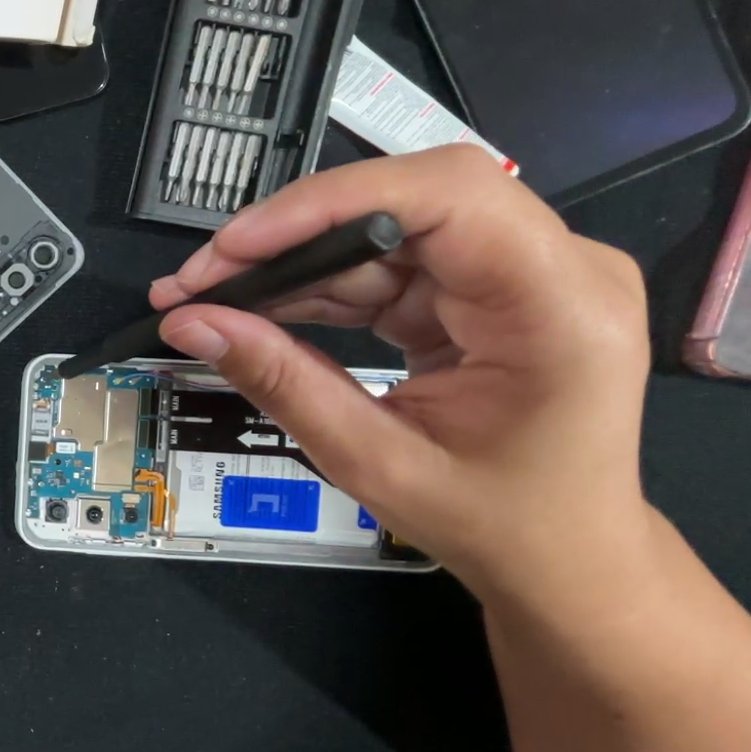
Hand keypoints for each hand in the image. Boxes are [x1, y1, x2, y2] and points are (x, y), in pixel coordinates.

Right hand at [149, 146, 653, 591]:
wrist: (560, 553)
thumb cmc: (490, 519)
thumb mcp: (371, 460)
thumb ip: (281, 383)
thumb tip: (190, 324)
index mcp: (557, 307)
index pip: (446, 198)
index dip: (328, 204)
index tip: (232, 247)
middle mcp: (550, 268)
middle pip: (404, 201)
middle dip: (289, 233)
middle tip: (198, 278)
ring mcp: (513, 272)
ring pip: (377, 230)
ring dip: (285, 262)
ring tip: (203, 297)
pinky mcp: (475, 288)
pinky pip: (378, 264)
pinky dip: (308, 286)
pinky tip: (251, 309)